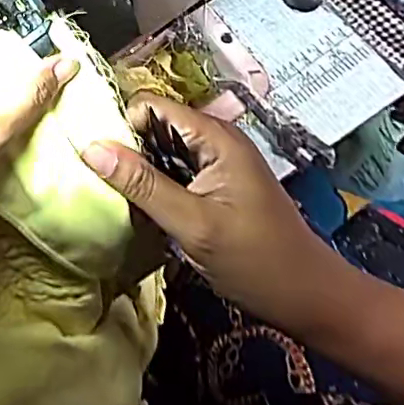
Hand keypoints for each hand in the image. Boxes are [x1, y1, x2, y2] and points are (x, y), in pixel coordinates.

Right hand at [81, 92, 346, 333]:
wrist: (311, 299)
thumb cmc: (256, 261)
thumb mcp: (193, 224)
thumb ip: (142, 184)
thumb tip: (92, 148)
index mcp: (214, 135)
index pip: (151, 105)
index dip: (123, 125)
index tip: (101, 159)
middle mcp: (215, 137)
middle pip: (156, 124)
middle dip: (129, 148)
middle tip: (107, 182)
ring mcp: (218, 159)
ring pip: (164, 148)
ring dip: (142, 169)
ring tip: (122, 197)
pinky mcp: (218, 181)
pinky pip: (177, 168)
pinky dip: (158, 183)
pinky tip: (147, 209)